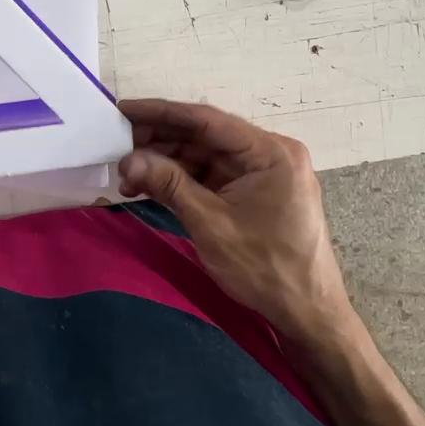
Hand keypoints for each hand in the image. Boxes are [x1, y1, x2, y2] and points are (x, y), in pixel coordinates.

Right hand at [117, 99, 349, 332]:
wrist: (308, 315)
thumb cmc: (265, 268)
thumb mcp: (210, 223)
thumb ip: (169, 184)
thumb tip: (127, 160)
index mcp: (270, 152)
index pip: (206, 120)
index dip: (160, 112)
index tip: (122, 110)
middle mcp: (269, 153)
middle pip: (204, 135)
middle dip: (159, 140)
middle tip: (116, 145)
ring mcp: (262, 173)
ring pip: (203, 155)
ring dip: (166, 162)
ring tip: (127, 175)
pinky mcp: (254, 191)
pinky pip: (211, 175)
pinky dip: (181, 179)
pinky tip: (149, 186)